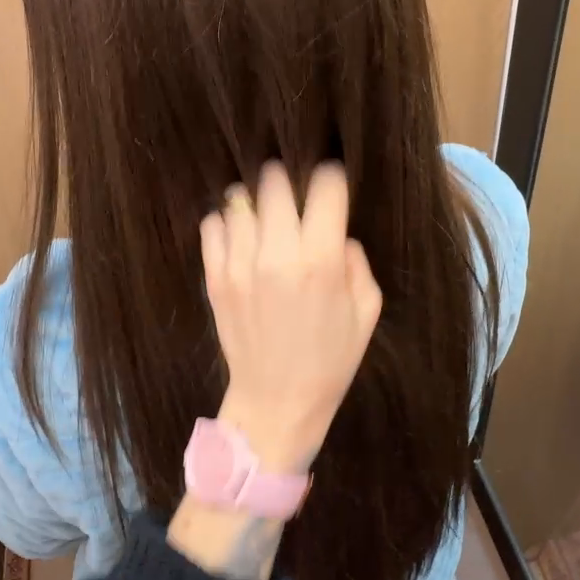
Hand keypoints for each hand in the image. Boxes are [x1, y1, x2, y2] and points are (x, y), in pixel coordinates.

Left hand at [199, 160, 382, 472]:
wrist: (277, 401)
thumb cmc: (331, 358)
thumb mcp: (367, 310)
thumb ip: (355, 260)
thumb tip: (336, 231)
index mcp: (320, 261)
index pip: (324, 185)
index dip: (332, 177)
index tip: (332, 182)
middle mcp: (276, 254)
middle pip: (274, 180)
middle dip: (289, 179)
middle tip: (295, 195)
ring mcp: (239, 264)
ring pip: (239, 198)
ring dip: (256, 199)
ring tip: (266, 215)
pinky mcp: (213, 277)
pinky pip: (212, 224)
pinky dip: (227, 222)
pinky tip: (242, 237)